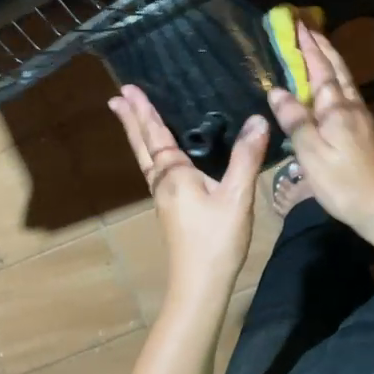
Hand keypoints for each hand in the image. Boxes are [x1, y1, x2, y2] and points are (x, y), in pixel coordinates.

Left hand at [107, 84, 268, 302]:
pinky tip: (162, 158)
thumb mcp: (237, 196)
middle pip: (144, 146)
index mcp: (174, 175)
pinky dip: (153, 154)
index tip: (127, 90)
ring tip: (131, 119)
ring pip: (147, 159)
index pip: (156, 135)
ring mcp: (164, 198)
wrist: (200, 284)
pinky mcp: (172, 211)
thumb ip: (246, 157)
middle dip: (132, 121)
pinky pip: (157, 171)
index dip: (143, 111)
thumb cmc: (217, 239)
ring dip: (139, 136)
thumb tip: (257, 120)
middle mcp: (163, 183)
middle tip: (116, 98)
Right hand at [265, 23, 373, 230]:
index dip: (308, 46)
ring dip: (329, 62)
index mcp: (337, 108)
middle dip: (321, 47)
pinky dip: (333, 82)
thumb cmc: (343, 182)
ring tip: (315, 50)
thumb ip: (295, 120)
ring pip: (343, 81)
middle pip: (336, 69)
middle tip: (306, 29)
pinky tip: (328, 90)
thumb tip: (277, 90)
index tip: (296, 24)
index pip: (320, 68)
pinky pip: (345, 95)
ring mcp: (361, 119)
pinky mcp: (364, 132)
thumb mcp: (311, 153)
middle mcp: (351, 106)